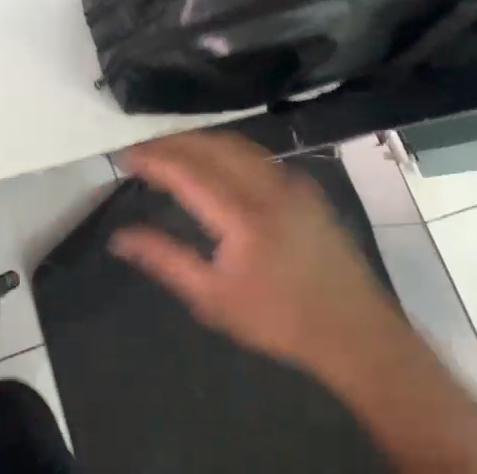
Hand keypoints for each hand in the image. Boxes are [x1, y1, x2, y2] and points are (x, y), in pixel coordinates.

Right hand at [113, 132, 476, 473]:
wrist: (356, 334)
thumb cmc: (278, 320)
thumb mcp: (213, 298)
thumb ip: (165, 260)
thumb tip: (119, 237)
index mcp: (241, 215)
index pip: (185, 170)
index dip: (151, 158)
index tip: (123, 157)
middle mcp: (267, 187)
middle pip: (209, 145)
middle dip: (171, 141)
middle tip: (141, 150)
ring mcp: (291, 183)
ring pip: (235, 144)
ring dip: (198, 141)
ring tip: (170, 150)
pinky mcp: (306, 188)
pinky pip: (258, 154)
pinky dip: (226, 149)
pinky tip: (215, 162)